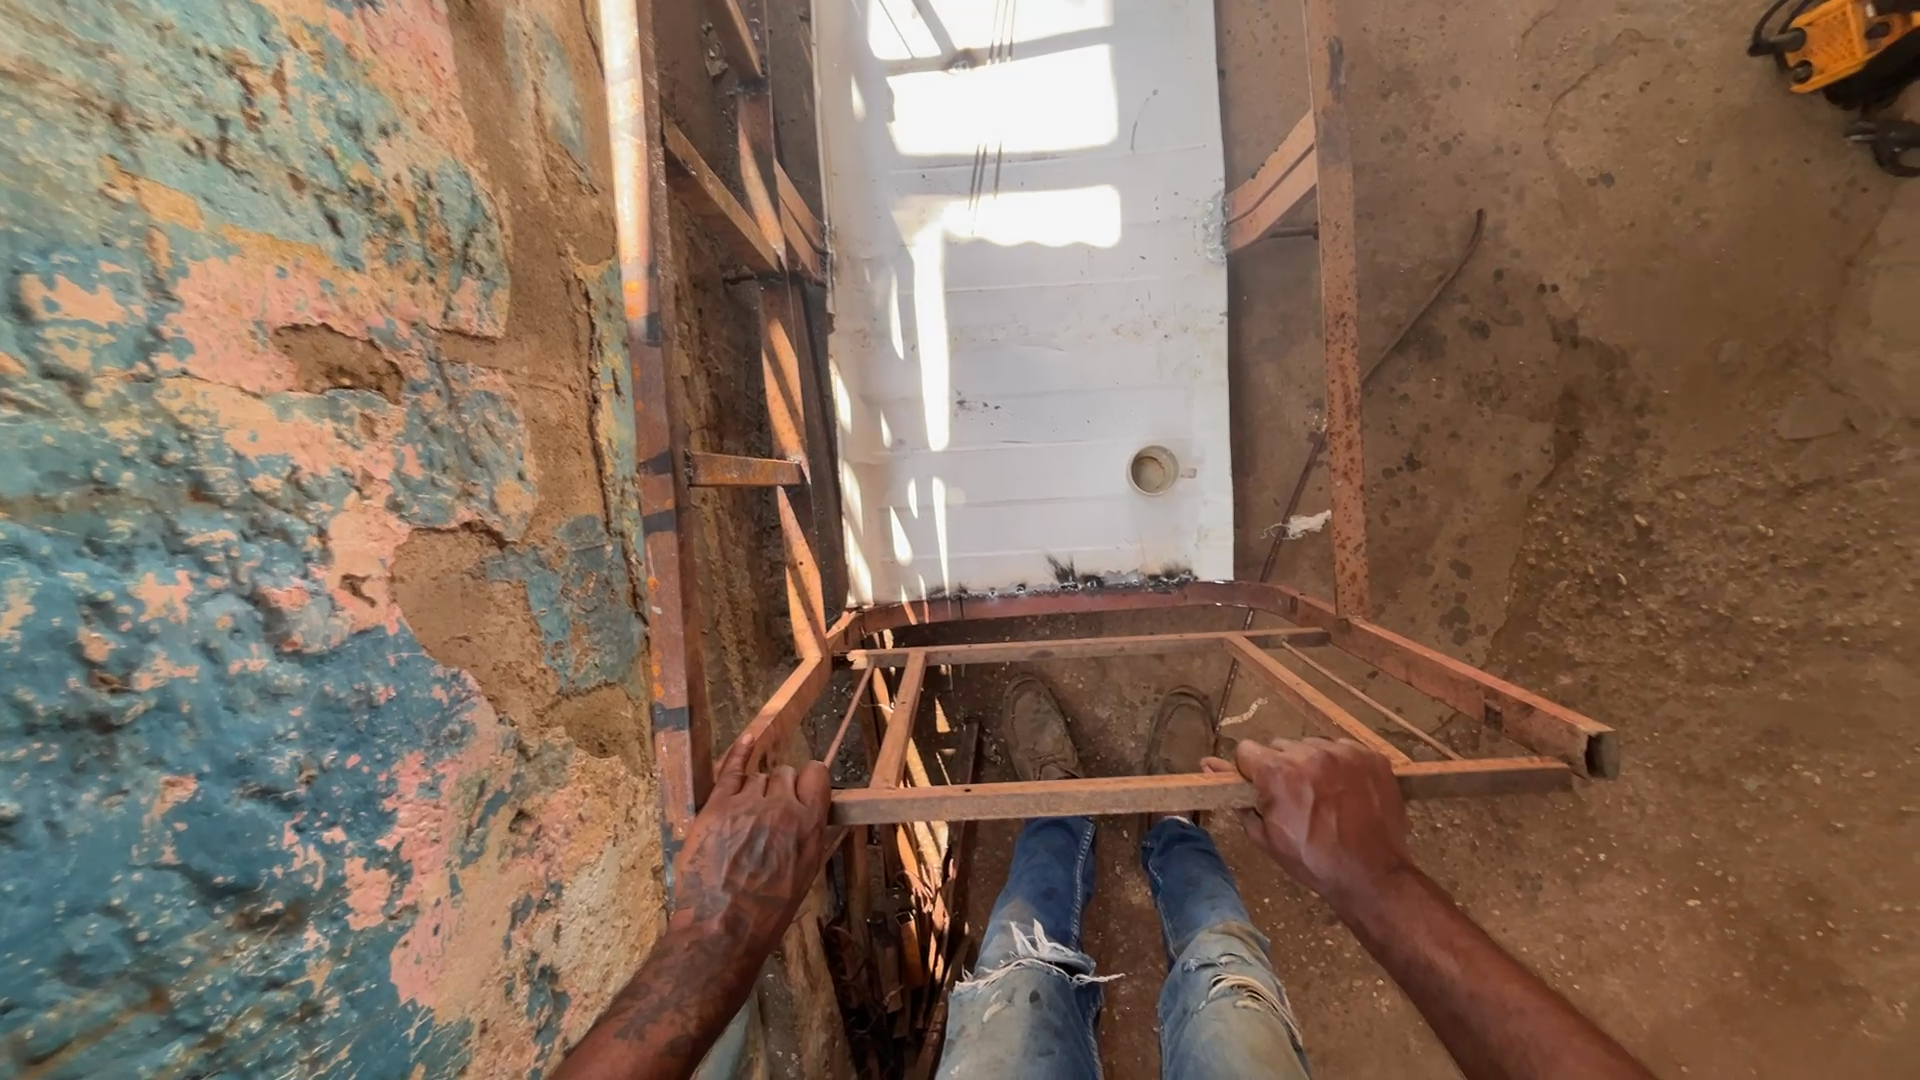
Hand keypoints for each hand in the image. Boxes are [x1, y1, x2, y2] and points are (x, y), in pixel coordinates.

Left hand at [669, 733, 829, 956]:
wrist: (722, 930)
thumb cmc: (767, 912)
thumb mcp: (806, 873)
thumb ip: (810, 834)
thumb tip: (811, 814)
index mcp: (809, 824)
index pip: (817, 774)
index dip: (808, 780)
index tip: (802, 789)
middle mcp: (782, 807)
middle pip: (784, 772)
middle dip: (780, 787)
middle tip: (769, 812)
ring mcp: (747, 804)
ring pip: (758, 776)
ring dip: (755, 788)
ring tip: (746, 815)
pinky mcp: (716, 807)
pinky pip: (731, 769)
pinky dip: (740, 753)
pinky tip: (747, 741)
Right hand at [1203, 737, 1412, 906]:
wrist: (1372, 876)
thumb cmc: (1312, 860)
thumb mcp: (1264, 835)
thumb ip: (1236, 797)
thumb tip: (1208, 767)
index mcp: (1277, 772)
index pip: (1246, 750)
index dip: (1250, 771)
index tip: (1261, 790)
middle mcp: (1308, 754)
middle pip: (1280, 746)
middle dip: (1281, 767)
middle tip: (1295, 797)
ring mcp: (1343, 753)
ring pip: (1311, 746)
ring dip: (1310, 764)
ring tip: (1324, 795)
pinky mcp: (1371, 757)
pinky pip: (1342, 749)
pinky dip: (1340, 765)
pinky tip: (1346, 790)